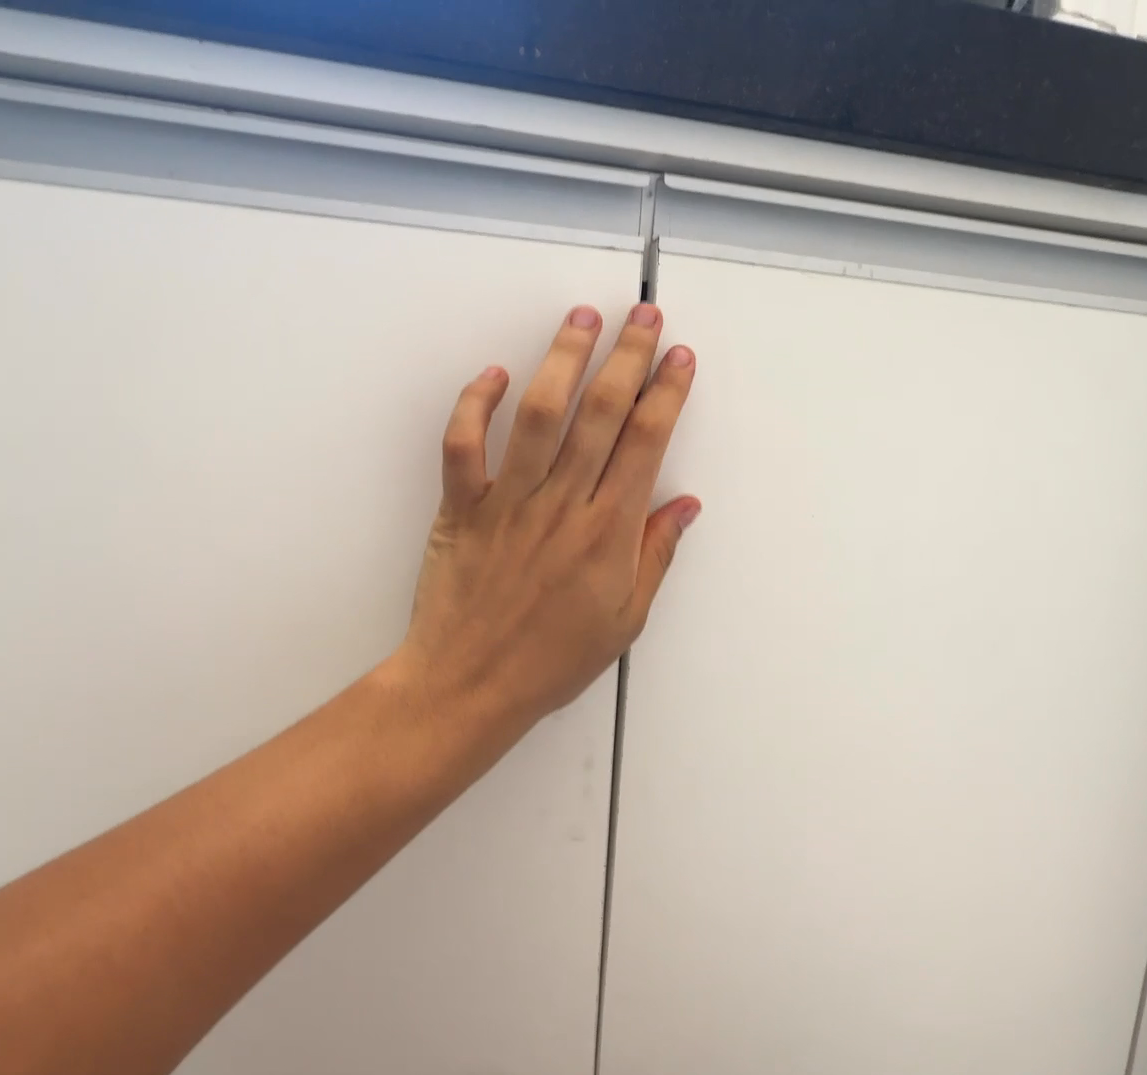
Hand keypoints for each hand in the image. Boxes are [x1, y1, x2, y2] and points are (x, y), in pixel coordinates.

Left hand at [386, 303, 698, 735]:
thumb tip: (684, 506)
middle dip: (627, 357)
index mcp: (608, 533)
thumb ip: (655, 556)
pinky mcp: (462, 508)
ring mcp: (509, 502)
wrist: (471, 686)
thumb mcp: (625, 619)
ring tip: (582, 317)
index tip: (680, 358)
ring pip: (540, 415)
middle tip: (644, 315)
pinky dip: (474, 405)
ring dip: (563, 359)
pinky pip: (463, 445)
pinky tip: (492, 373)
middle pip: (601, 414)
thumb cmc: (552, 661)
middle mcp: (562, 505)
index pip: (645, 444)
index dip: (667, 394)